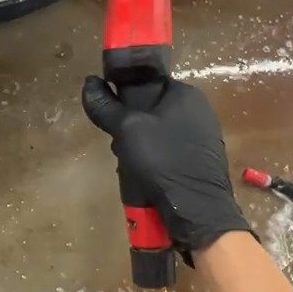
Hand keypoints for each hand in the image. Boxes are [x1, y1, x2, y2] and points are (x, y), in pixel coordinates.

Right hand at [81, 76, 250, 253]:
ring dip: (141, 147)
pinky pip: (170, 153)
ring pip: (159, 134)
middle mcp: (200, 111)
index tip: (114, 117)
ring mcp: (204, 138)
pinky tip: (147, 176)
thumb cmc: (163, 161)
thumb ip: (106, 106)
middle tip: (121, 145)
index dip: (126, 98)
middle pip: (152, 111)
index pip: (149, 84)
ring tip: (131, 164)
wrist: (198, 209)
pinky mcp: (203, 161)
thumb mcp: (126, 130)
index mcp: (186, 94)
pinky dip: (155, 162)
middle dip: (131, 128)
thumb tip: (89, 82)